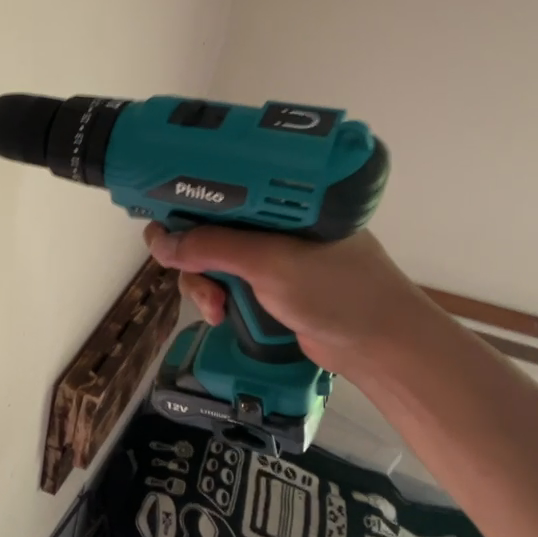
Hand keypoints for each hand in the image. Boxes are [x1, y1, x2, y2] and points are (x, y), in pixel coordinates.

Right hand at [143, 223, 441, 377]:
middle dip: (190, 253)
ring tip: (215, 305)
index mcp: (284, 202)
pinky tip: (220, 314)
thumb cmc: (337, 292)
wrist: (379, 348)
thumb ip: (212, 249)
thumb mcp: (269, 264)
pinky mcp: (264, 288)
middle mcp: (273, 225)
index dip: (187, 197)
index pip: (224, 188)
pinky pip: (222, 285)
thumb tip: (160, 243)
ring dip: (201, 284)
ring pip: (209, 260)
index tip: (158, 210)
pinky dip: (213, 299)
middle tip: (179, 265)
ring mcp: (268, 258)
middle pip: (207, 227)